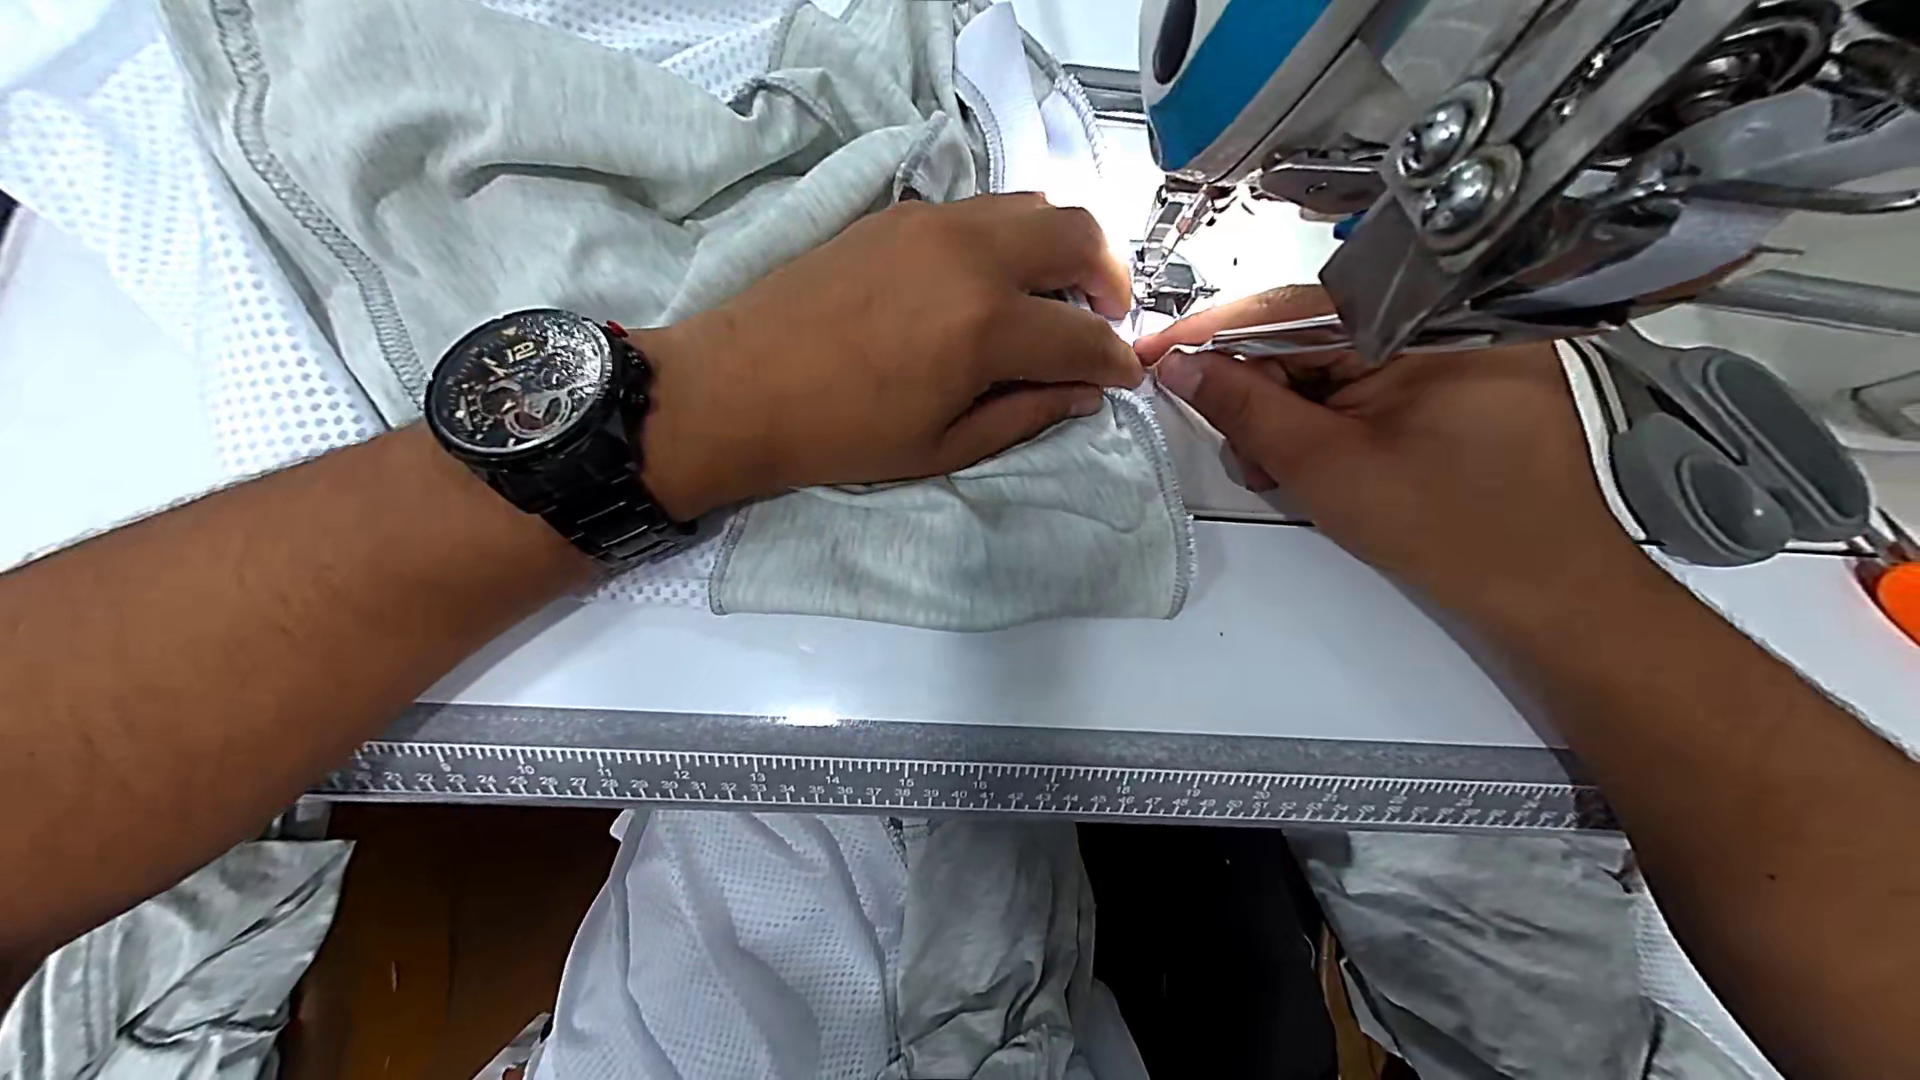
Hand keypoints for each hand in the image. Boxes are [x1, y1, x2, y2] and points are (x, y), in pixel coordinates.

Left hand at [630, 194, 1140, 518]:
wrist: (740, 388)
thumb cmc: (843, 434)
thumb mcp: (945, 445)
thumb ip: (1027, 413)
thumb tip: (1084, 393)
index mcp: (984, 327)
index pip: (1083, 337)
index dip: (1115, 362)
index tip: (1123, 377)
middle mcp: (971, 256)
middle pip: (1079, 238)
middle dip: (1111, 281)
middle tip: (1104, 322)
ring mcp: (933, 222)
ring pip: (1035, 206)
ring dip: (1066, 248)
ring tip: (1058, 296)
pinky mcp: (900, 212)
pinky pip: (984, 207)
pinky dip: (1015, 236)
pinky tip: (998, 278)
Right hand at [1137, 286, 1654, 624]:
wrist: (1543, 590)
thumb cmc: (1445, 528)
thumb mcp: (1322, 465)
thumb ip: (1243, 407)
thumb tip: (1179, 365)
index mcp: (1429, 320)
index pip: (1293, 310)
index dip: (1212, 334)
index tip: (1156, 354)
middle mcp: (1445, 320)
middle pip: (1308, 337)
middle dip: (1256, 394)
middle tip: (1236, 450)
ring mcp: (1451, 352)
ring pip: (1328, 366)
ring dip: (1285, 416)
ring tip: (1277, 470)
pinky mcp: (1448, 383)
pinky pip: (1360, 385)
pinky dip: (1321, 422)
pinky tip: (1311, 462)